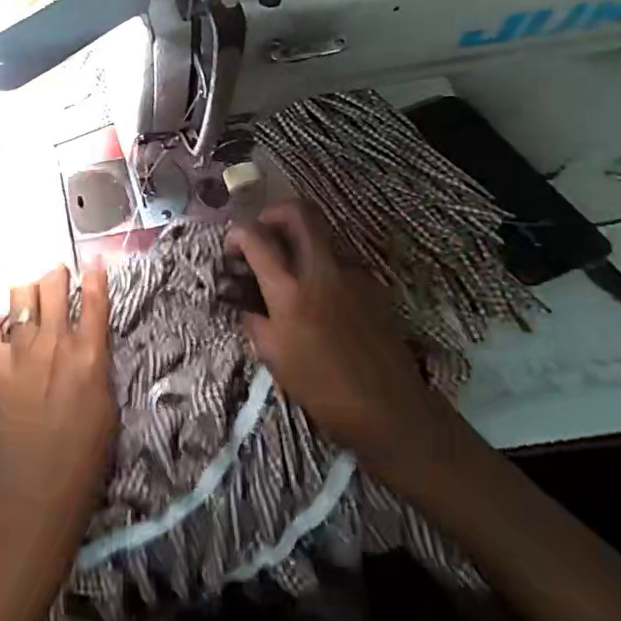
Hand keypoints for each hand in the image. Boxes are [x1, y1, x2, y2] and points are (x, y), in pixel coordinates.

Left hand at [0, 265, 116, 535]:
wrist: (40, 482)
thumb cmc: (87, 451)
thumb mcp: (108, 403)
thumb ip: (97, 365)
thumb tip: (89, 344)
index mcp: (90, 354)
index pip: (95, 300)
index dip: (95, 274)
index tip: (93, 260)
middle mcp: (56, 343)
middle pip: (52, 287)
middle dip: (56, 275)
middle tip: (58, 277)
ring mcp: (22, 353)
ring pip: (19, 298)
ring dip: (27, 292)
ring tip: (30, 299)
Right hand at [226, 200, 452, 470]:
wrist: (389, 408)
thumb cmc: (322, 389)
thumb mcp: (273, 358)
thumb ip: (255, 322)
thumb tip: (248, 305)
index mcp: (290, 291)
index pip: (256, 238)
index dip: (237, 234)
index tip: (231, 247)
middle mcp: (322, 270)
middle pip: (299, 212)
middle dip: (273, 213)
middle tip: (262, 234)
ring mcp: (352, 274)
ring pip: (324, 232)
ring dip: (299, 237)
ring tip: (288, 266)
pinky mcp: (373, 285)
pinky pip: (340, 259)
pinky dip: (321, 263)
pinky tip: (317, 295)